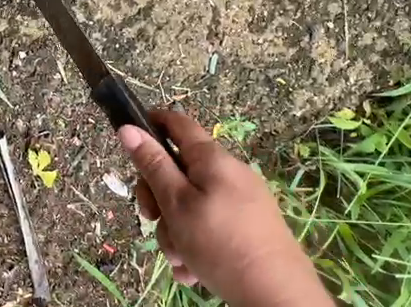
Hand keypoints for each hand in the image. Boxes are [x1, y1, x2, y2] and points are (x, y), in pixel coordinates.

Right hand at [119, 109, 330, 306]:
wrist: (283, 303)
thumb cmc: (221, 245)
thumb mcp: (176, 203)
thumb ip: (152, 164)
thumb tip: (128, 127)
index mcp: (213, 159)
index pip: (177, 122)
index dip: (149, 124)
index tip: (129, 145)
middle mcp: (231, 175)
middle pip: (180, 169)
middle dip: (159, 196)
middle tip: (150, 219)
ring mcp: (245, 204)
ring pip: (193, 203)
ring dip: (176, 228)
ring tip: (177, 259)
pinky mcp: (254, 231)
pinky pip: (213, 225)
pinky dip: (197, 242)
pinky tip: (192, 270)